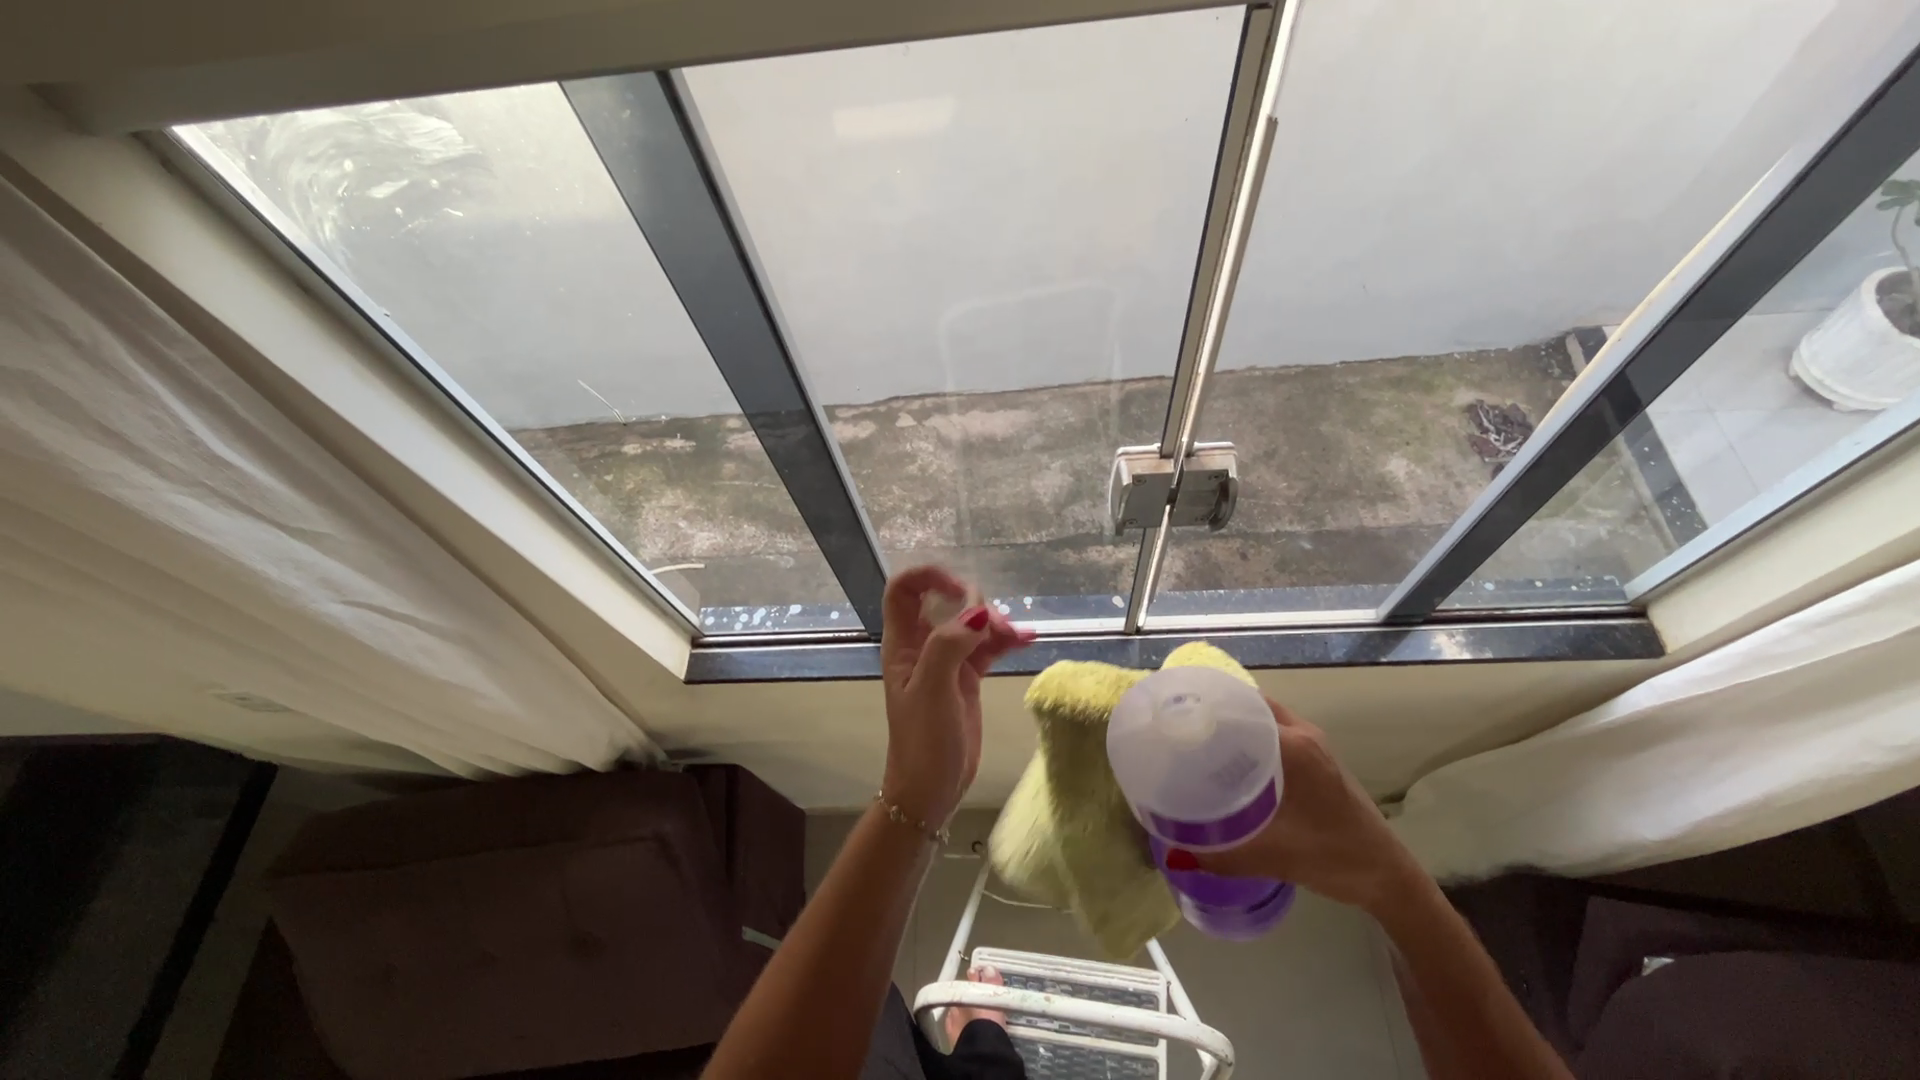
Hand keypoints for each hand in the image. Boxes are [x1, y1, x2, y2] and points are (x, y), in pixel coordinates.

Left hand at [879, 567, 1033, 826]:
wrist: (931, 790)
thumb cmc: (923, 742)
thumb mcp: (933, 691)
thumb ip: (949, 647)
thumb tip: (977, 611)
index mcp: (902, 644)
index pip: (903, 590)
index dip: (928, 578)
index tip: (960, 589)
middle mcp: (922, 646)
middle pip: (945, 602)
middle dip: (973, 603)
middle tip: (996, 626)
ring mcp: (946, 661)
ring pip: (970, 623)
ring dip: (995, 622)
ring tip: (1017, 637)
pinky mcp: (967, 678)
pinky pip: (987, 647)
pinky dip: (1005, 639)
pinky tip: (1027, 640)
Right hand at [1177, 698, 1425, 916]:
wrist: (1385, 876)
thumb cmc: (1332, 857)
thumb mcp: (1270, 857)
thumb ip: (1218, 855)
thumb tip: (1169, 853)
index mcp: (1292, 745)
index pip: (1238, 707)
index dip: (1200, 706)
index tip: (1166, 717)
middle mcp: (1302, 734)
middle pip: (1246, 707)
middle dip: (1209, 714)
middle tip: (1172, 732)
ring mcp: (1312, 744)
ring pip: (1260, 720)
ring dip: (1230, 726)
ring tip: (1191, 746)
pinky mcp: (1316, 759)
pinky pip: (1272, 734)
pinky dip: (1247, 740)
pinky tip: (1225, 766)